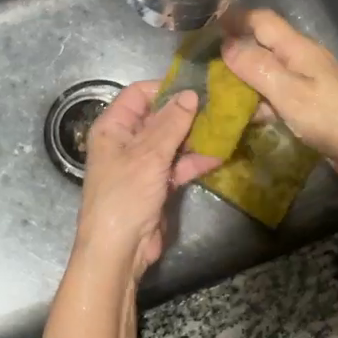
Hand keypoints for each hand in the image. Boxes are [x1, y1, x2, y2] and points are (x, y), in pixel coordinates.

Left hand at [73, 81, 222, 287]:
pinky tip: (219, 155)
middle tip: (219, 105)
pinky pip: (177, 165)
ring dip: (194, 137)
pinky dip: (194, 161)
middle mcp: (126, 141)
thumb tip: (191, 94)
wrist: (119, 251)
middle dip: (186, 113)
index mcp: (113, 127)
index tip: (197, 87)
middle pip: (158, 117)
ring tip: (225, 127)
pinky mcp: (157, 185)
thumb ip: (171, 123)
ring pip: (171, 142)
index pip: (138, 94)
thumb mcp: (149, 155)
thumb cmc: (125, 196)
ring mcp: (142, 164)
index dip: (165, 88)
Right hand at [220, 9, 337, 186]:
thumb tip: (226, 45)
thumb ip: (256, 67)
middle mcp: (303, 58)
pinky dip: (259, 99)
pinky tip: (246, 115)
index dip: (235, 18)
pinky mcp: (311, 103)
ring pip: (269, 70)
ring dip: (245, 77)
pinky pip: (278, 93)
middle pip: (264, 44)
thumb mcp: (287, 92)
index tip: (206, 25)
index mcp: (298, 48)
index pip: (262, 20)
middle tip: (203, 62)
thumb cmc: (330, 117)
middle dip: (235, 49)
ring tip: (216, 89)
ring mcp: (308, 81)